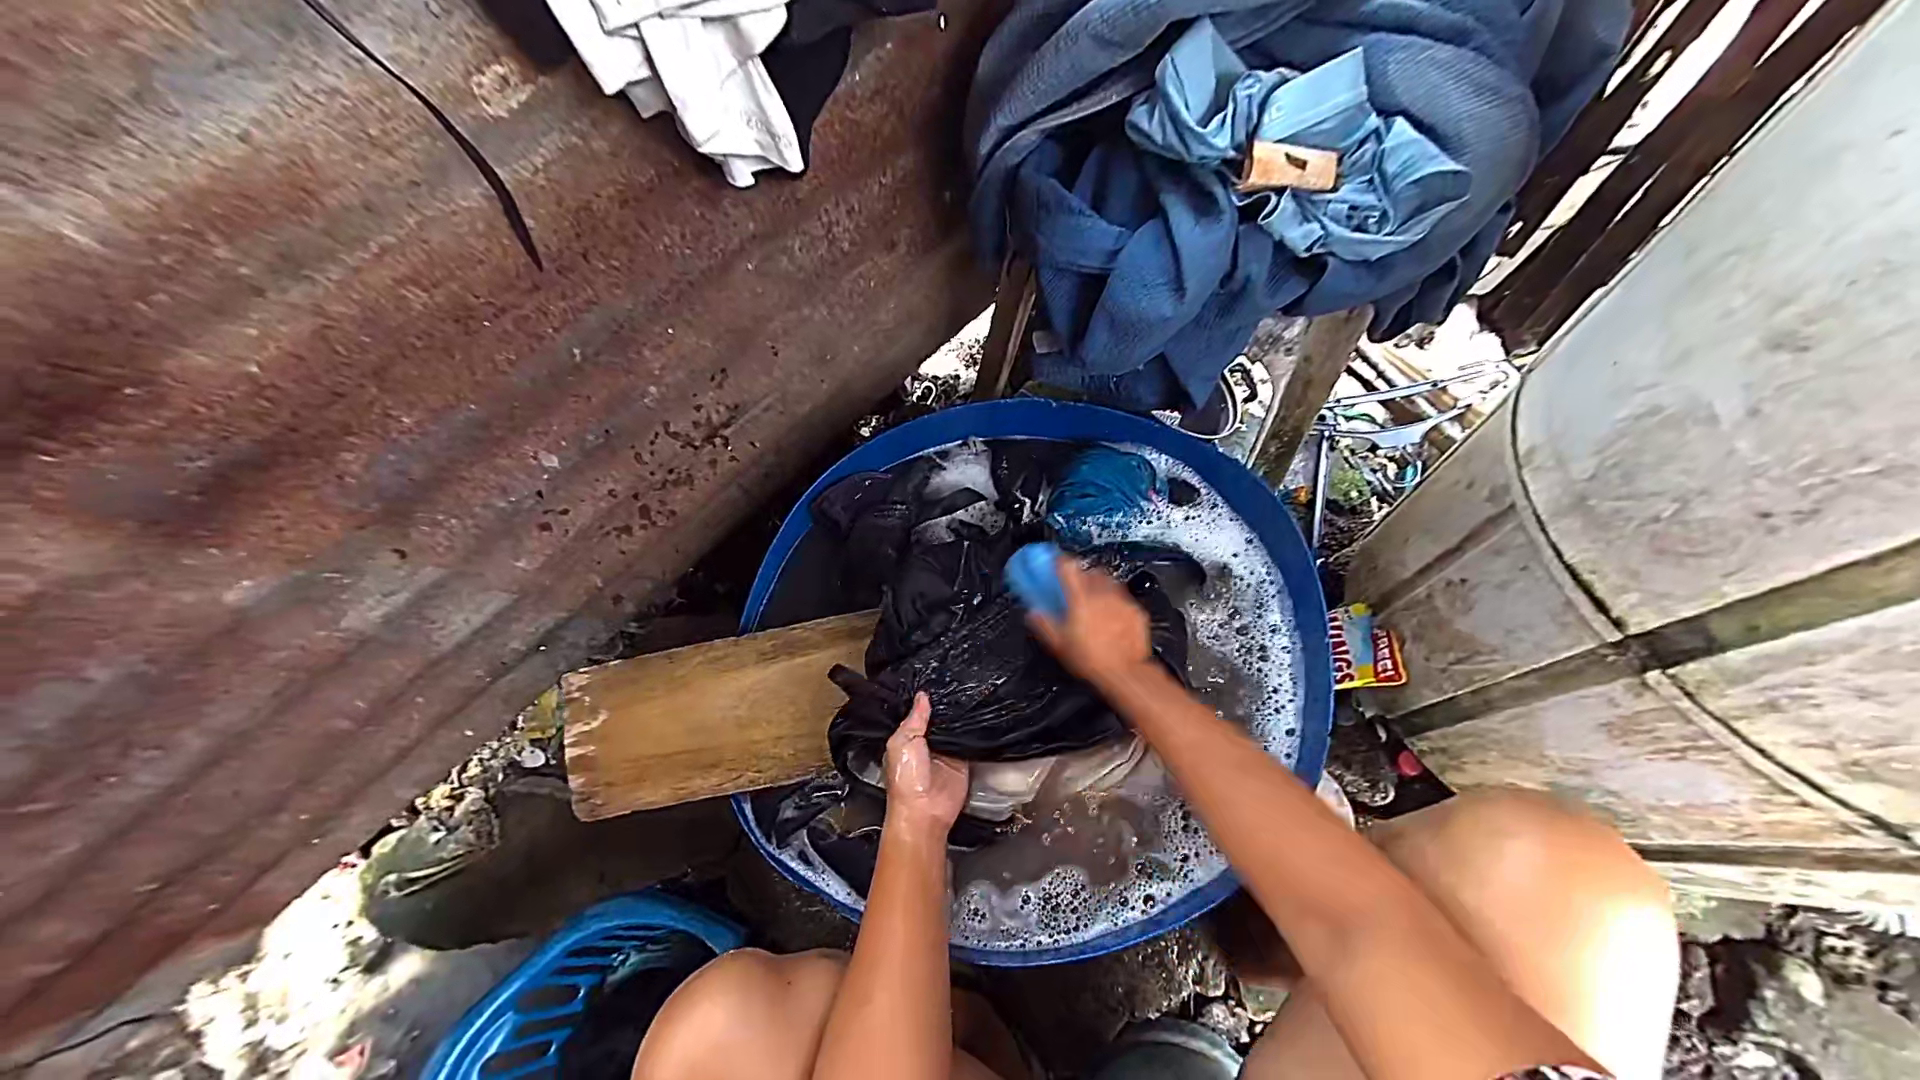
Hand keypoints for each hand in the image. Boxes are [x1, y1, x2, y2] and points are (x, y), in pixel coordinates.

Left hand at [883, 692, 969, 837]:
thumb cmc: (905, 781)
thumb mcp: (904, 742)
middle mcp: (927, 743)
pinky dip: (972, 734)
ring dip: (960, 719)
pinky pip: (969, 743)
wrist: (924, 810)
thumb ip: (915, 718)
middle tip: (957, 687)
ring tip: (969, 697)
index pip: (919, 712)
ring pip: (955, 728)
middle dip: (946, 707)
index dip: (926, 700)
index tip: (937, 681)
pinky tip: (978, 718)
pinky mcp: (962, 761)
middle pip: (940, 718)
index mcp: (908, 737)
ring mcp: (945, 752)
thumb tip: (922, 696)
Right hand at [1027, 556, 1152, 685]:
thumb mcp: (1059, 643)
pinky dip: (1115, 601)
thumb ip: (1044, 623)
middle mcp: (1102, 594)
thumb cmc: (1093, 659)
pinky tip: (1111, 615)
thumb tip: (1034, 614)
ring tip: (1093, 598)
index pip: (1068, 566)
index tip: (1055, 562)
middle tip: (1074, 584)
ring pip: (1109, 581)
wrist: (1125, 672)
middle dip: (1081, 573)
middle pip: (1090, 570)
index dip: (1060, 561)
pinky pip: (1124, 598)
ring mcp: (1122, 601)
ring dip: (1099, 584)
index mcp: (1081, 598)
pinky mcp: (1136, 612)